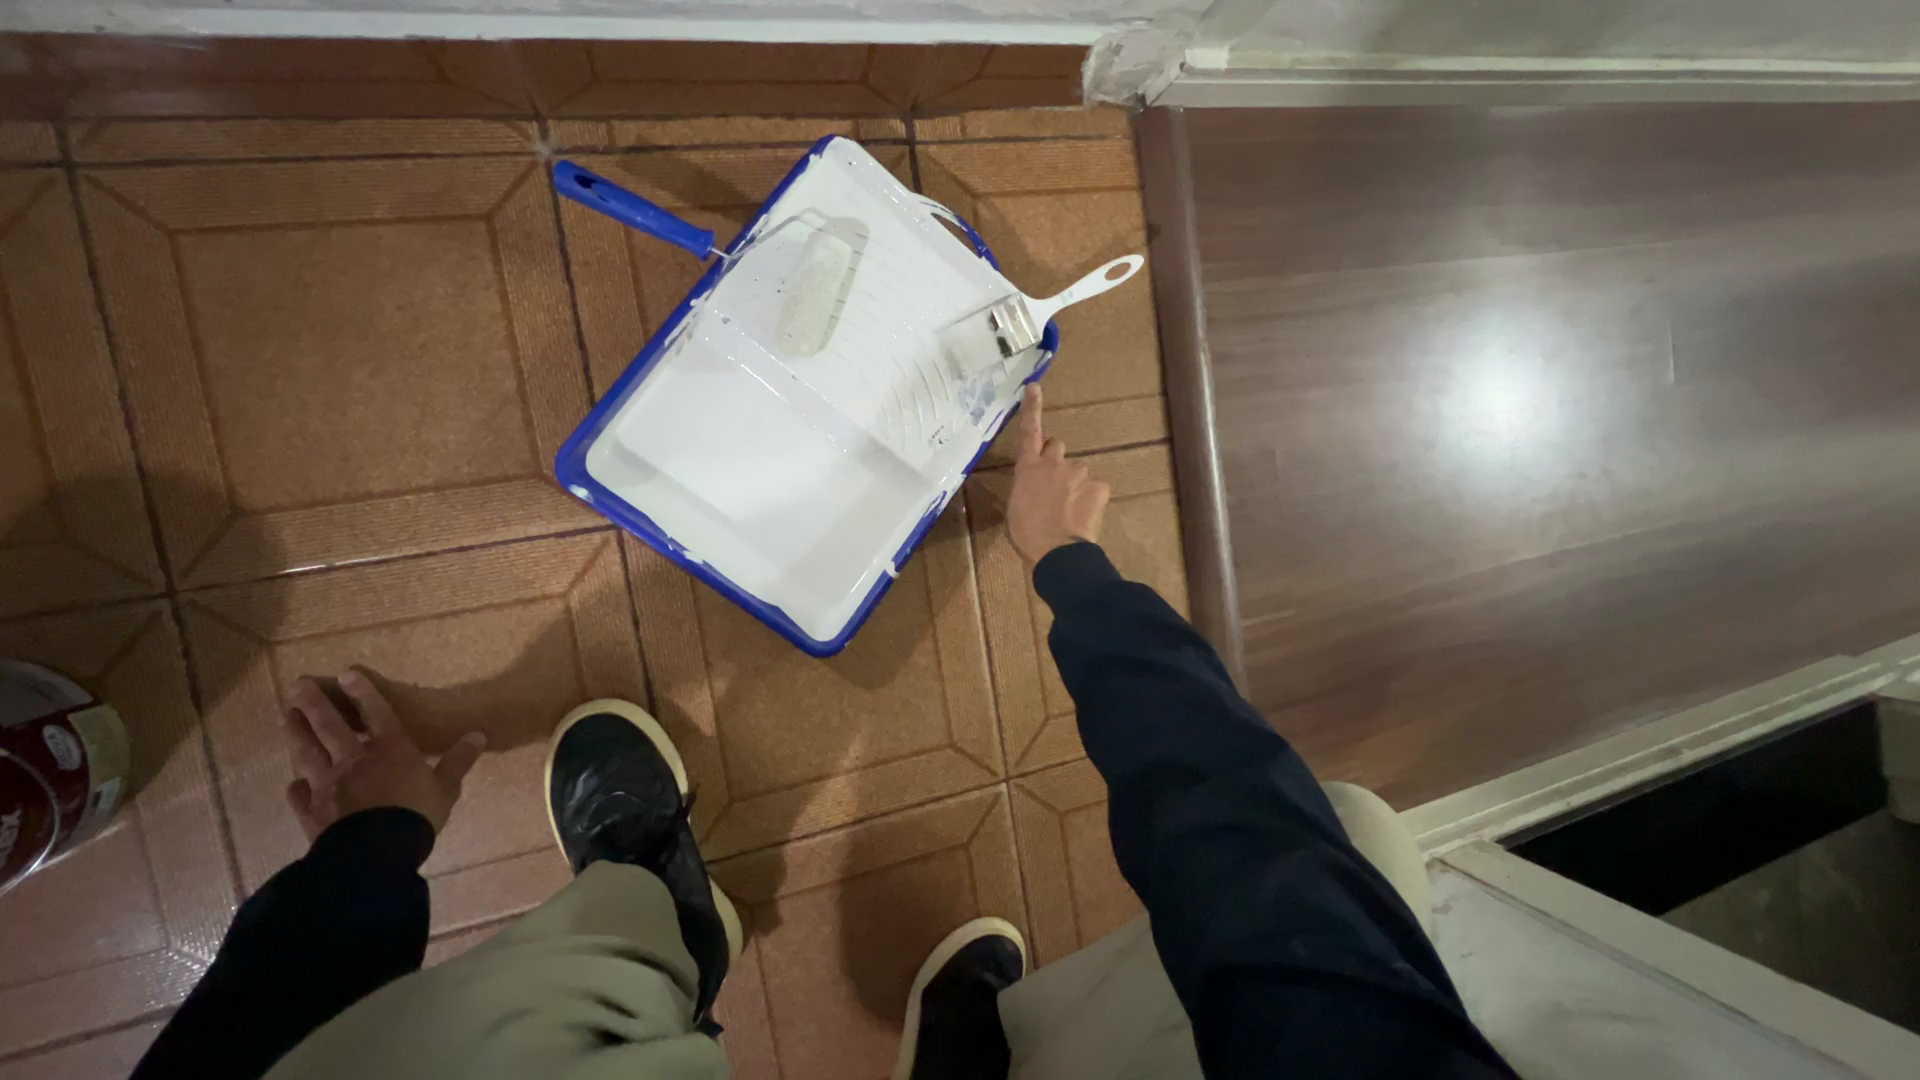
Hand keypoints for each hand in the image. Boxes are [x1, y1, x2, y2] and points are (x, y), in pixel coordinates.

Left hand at [283, 670, 485, 841]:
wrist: (374, 854)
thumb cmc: (416, 814)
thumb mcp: (447, 787)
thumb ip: (458, 760)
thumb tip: (479, 734)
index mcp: (390, 751)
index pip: (377, 715)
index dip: (363, 693)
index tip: (346, 673)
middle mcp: (354, 761)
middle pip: (331, 728)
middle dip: (315, 705)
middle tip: (297, 686)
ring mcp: (328, 786)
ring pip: (308, 754)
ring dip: (297, 734)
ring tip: (286, 717)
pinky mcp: (312, 812)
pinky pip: (300, 795)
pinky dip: (296, 787)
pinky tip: (292, 782)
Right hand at [1006, 383, 1110, 563]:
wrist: (1057, 552)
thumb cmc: (1027, 534)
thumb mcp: (1015, 508)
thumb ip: (1025, 489)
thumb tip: (1032, 490)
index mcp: (1028, 468)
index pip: (1028, 430)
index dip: (1032, 407)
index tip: (1034, 387)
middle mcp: (1053, 463)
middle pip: (1057, 446)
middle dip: (1056, 460)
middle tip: (1054, 485)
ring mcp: (1078, 472)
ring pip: (1078, 471)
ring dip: (1075, 484)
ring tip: (1069, 510)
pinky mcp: (1099, 486)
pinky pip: (1096, 488)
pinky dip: (1092, 500)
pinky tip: (1084, 516)